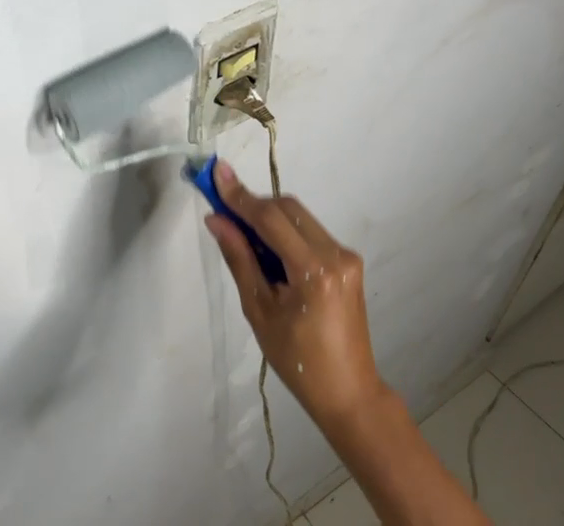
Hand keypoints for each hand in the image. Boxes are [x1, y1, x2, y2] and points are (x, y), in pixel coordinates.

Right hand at [205, 161, 386, 425]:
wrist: (349, 391)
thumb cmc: (297, 360)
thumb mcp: (259, 310)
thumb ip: (239, 258)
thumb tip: (216, 219)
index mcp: (314, 271)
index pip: (271, 218)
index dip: (240, 195)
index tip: (215, 172)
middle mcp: (336, 254)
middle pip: (288, 209)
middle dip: (253, 203)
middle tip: (221, 207)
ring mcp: (346, 256)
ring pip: (299, 217)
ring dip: (268, 216)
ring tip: (241, 233)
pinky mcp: (348, 262)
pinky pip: (309, 232)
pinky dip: (285, 231)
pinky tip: (266, 249)